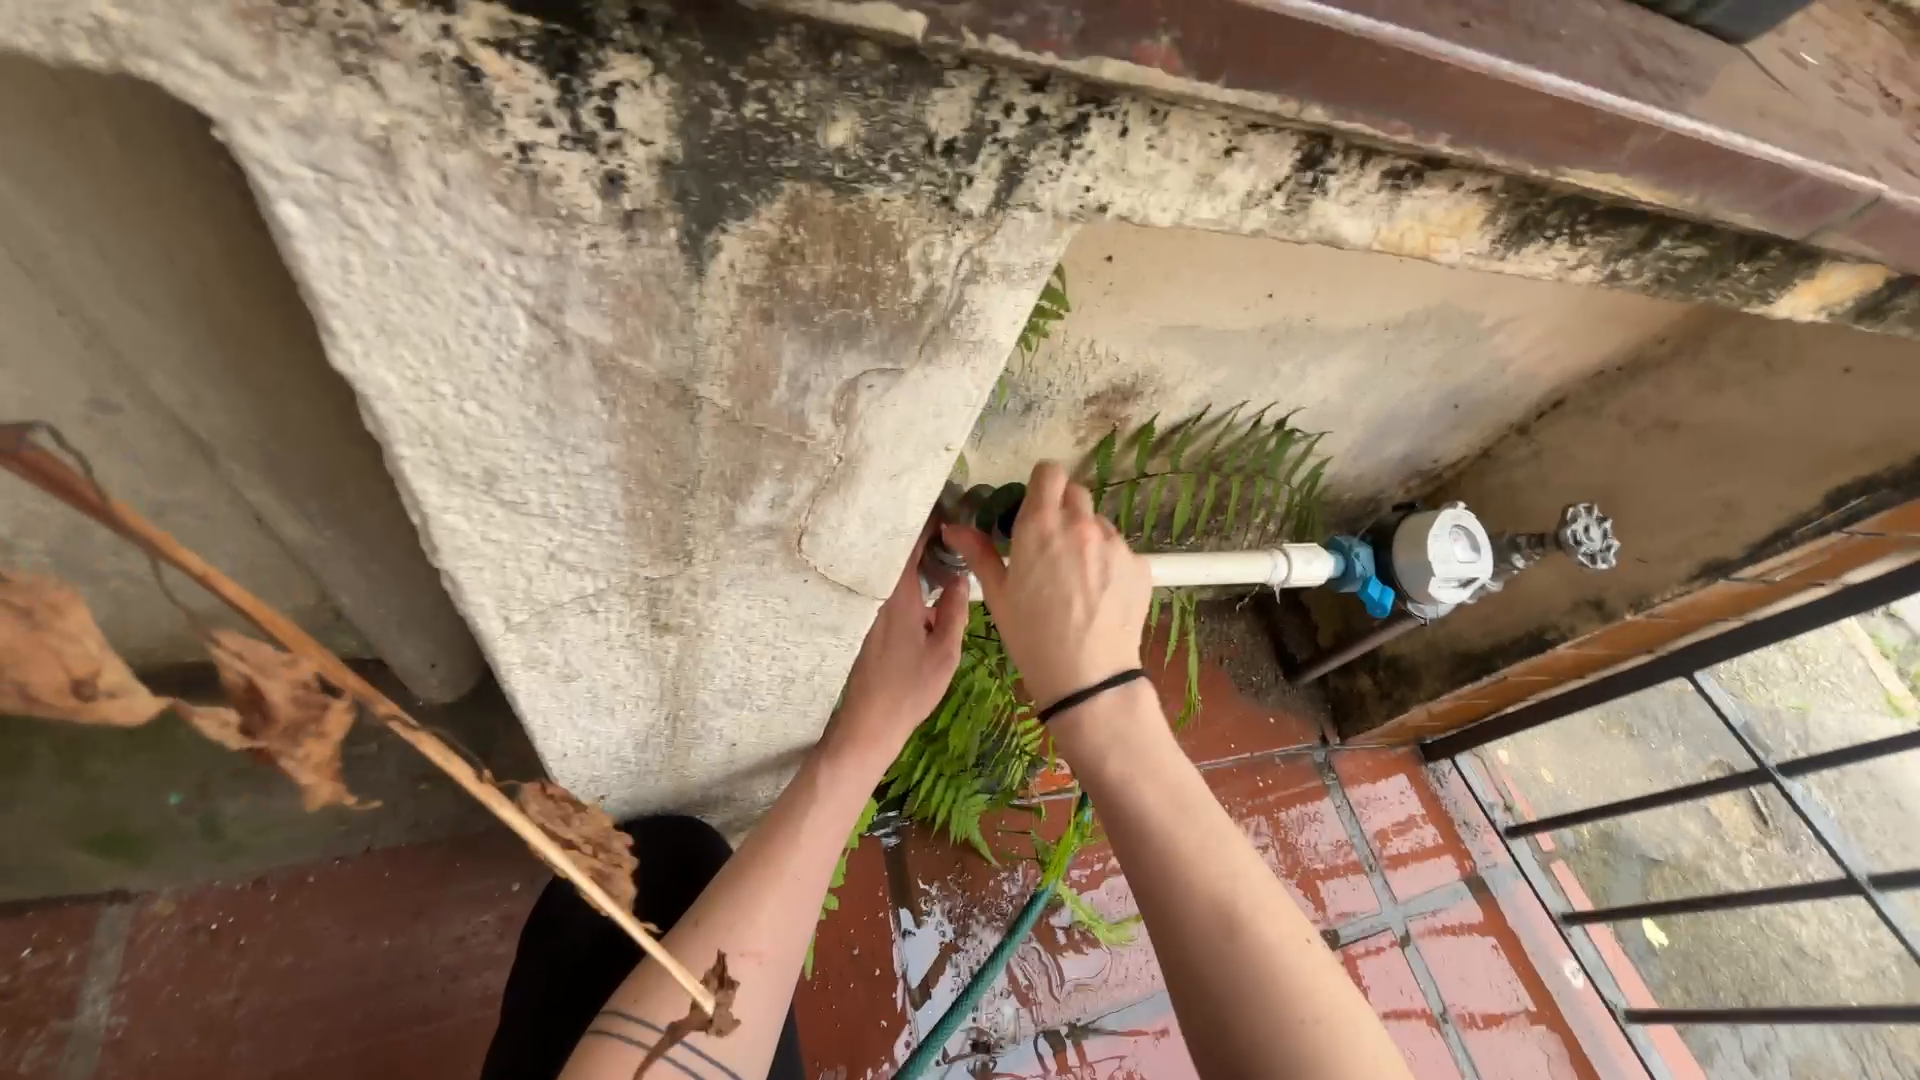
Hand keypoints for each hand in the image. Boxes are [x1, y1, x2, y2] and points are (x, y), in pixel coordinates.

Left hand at [828, 524, 968, 763]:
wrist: (868, 724)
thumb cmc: (909, 690)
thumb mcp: (946, 652)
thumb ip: (955, 610)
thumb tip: (960, 578)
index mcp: (897, 595)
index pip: (907, 544)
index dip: (926, 523)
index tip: (946, 508)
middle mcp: (878, 595)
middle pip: (897, 552)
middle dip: (922, 536)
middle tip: (951, 527)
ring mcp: (870, 608)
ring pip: (893, 571)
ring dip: (915, 559)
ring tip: (946, 551)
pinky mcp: (867, 623)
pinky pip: (889, 588)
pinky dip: (907, 579)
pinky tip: (928, 586)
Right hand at [944, 462, 1151, 707]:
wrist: (1087, 676)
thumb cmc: (1031, 635)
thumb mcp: (998, 594)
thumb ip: (979, 552)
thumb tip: (953, 528)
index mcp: (1040, 525)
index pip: (1049, 472)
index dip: (1042, 485)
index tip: (1036, 506)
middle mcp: (1081, 524)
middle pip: (1076, 493)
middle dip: (1063, 510)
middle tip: (1052, 546)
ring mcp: (1115, 543)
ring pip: (1099, 524)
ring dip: (1088, 538)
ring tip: (1077, 579)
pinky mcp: (1140, 564)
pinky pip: (1121, 552)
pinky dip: (1110, 564)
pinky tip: (1099, 596)